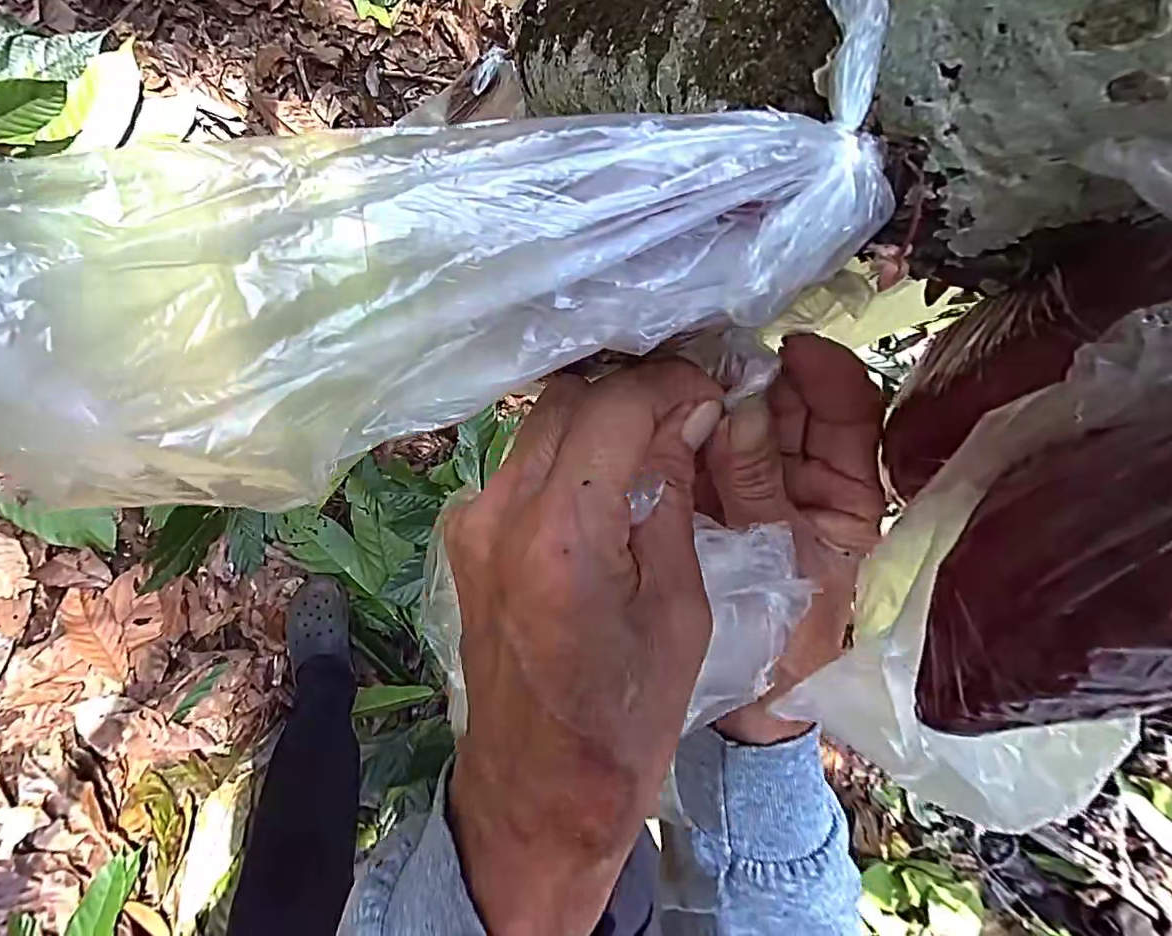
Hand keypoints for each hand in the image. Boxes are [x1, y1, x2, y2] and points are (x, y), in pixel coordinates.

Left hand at [445, 361, 723, 934]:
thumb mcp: (680, 607)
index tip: (707, 389)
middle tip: (684, 409)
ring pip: (539, 421)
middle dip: (633, 390)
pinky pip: (522, 458)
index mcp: (561, 537)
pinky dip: (568, 446)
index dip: (668, 384)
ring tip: (651, 434)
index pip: (612, 408)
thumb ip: (671, 496)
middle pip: (567, 399)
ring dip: (599, 414)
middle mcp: (499, 511)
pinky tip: (605, 471)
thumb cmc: (626, 717)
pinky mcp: (464, 529)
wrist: (537, 787)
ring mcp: (471, 517)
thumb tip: (685, 417)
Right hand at [699, 334, 885, 744]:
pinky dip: (686, 421)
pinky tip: (664, 403)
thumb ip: (758, 484)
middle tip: (717, 355)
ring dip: (717, 392)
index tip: (793, 350)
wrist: (742, 694)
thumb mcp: (782, 558)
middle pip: (788, 406)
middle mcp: (799, 474)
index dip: (828, 375)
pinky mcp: (704, 485)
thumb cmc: (784, 636)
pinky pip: (699, 444)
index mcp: (845, 492)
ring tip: (686, 370)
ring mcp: (748, 477)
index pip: (849, 414)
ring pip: (738, 419)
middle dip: (758, 375)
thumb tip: (736, 408)